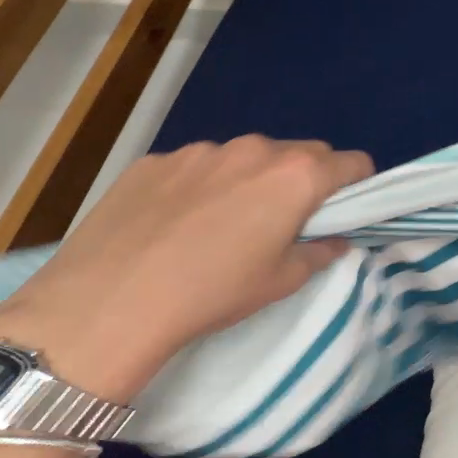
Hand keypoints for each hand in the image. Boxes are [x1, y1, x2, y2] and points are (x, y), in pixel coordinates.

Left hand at [0, 136, 373, 403]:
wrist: (101, 308)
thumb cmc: (211, 293)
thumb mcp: (282, 281)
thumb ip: (320, 251)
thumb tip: (333, 240)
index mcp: (299, 175)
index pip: (354, 162)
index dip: (357, 186)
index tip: (341, 212)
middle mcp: (256, 150)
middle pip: (302, 153)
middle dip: (304, 179)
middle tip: (282, 220)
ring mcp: (200, 152)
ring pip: (247, 157)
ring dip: (251, 178)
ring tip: (220, 222)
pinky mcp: (153, 162)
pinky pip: (196, 166)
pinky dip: (200, 185)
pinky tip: (174, 223)